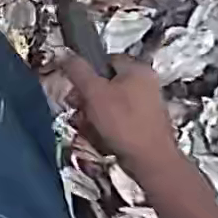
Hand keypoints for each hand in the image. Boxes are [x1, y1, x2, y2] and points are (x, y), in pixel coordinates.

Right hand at [57, 53, 182, 179]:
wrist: (151, 162)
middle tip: (76, 106)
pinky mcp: (145, 125)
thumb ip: (77, 69)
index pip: (104, 59)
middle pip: (105, 82)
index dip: (86, 71)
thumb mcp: (93, 91)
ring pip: (109, 102)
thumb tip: (65, 55)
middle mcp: (147, 85)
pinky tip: (97, 135)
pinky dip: (105, 125)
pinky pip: (118, 118)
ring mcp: (148, 106)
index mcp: (138, 70)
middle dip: (86, 96)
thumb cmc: (123, 122)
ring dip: (91, 112)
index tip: (75, 85)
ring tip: (85, 124)